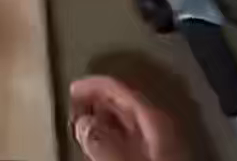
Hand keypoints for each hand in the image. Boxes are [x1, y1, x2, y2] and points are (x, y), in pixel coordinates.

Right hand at [70, 76, 184, 160]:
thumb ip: (101, 143)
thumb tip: (83, 121)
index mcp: (156, 120)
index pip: (123, 89)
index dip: (96, 85)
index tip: (73, 87)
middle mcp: (162, 129)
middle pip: (127, 105)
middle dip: (99, 102)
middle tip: (74, 105)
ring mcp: (164, 149)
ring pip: (129, 126)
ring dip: (105, 122)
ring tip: (82, 126)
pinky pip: (133, 145)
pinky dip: (113, 142)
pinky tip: (101, 151)